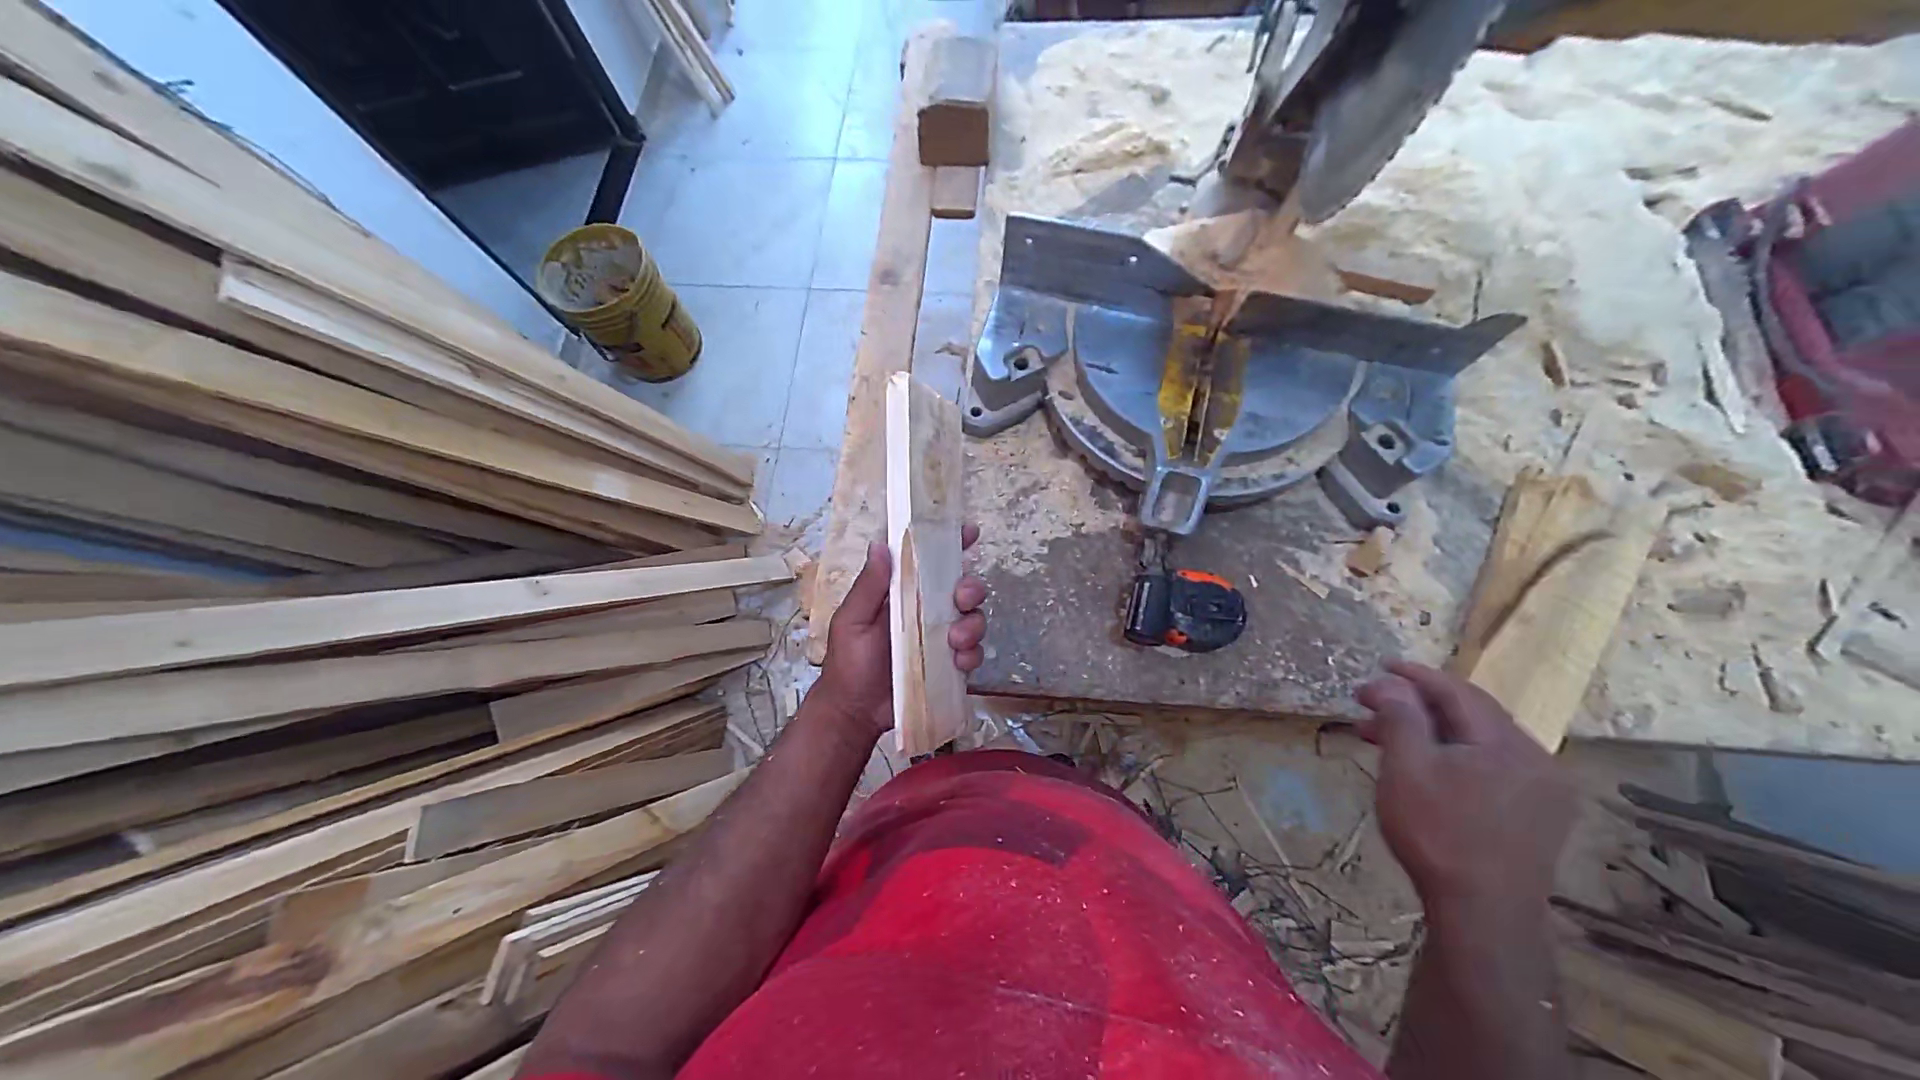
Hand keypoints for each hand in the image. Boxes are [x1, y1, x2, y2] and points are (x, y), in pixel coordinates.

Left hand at [815, 526, 987, 741]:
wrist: (855, 712)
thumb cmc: (848, 662)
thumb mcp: (852, 620)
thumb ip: (869, 586)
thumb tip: (881, 545)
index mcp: (903, 594)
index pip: (930, 563)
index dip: (951, 545)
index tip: (968, 533)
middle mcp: (926, 612)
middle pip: (963, 589)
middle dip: (971, 589)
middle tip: (961, 598)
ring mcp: (940, 640)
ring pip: (974, 620)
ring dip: (972, 625)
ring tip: (954, 641)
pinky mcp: (949, 667)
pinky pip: (973, 654)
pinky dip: (972, 655)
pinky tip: (957, 663)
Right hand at [1356, 662, 1575, 925]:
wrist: (1484, 914)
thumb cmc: (1437, 834)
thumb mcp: (1406, 768)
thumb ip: (1399, 717)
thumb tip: (1388, 683)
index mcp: (1508, 743)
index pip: (1457, 691)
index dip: (1415, 675)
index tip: (1379, 666)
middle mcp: (1536, 759)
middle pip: (1471, 714)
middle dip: (1417, 704)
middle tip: (1369, 704)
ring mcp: (1543, 790)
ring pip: (1479, 741)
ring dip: (1431, 731)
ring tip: (1384, 738)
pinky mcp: (1539, 815)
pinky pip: (1491, 766)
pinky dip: (1453, 755)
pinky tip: (1425, 767)